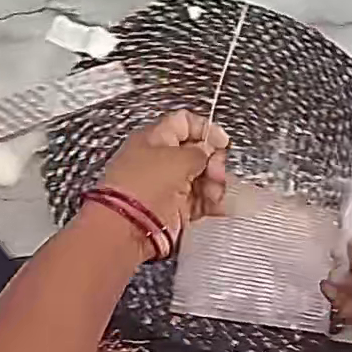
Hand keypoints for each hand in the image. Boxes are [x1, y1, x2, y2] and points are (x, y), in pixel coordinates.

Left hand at [94, 110, 229, 253]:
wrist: (129, 227)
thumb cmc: (146, 185)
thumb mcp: (178, 158)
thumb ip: (200, 151)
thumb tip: (209, 152)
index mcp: (156, 139)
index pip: (184, 123)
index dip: (205, 129)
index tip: (222, 142)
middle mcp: (161, 161)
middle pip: (198, 153)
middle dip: (214, 161)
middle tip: (216, 172)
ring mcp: (169, 186)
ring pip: (203, 178)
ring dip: (215, 185)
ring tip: (214, 194)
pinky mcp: (176, 209)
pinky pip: (201, 202)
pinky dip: (212, 203)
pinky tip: (218, 207)